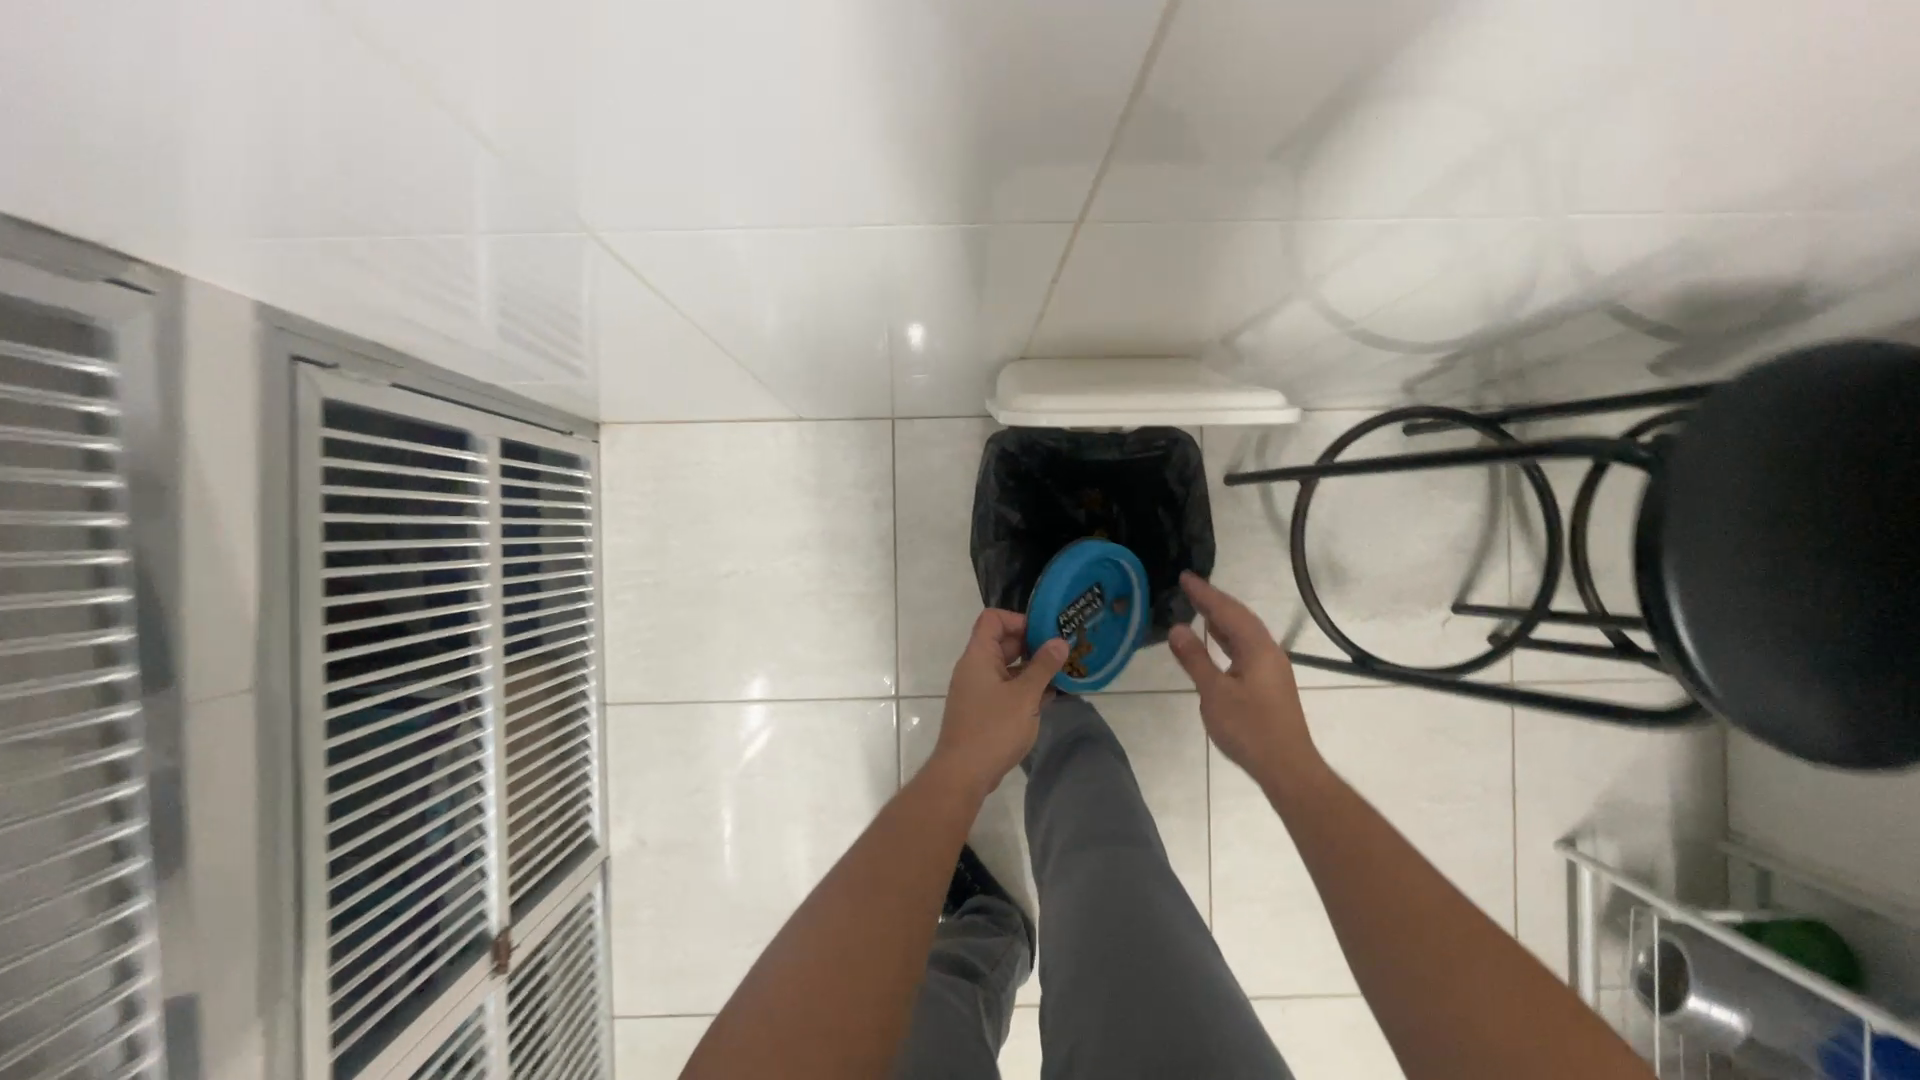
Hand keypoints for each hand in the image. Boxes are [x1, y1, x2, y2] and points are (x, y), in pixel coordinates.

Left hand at [932, 610, 1068, 798]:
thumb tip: (1059, 641)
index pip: (993, 619)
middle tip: (1063, 652)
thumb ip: (1043, 667)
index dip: (1019, 620)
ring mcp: (978, 691)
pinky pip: (1006, 690)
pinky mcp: (983, 711)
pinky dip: (1025, 690)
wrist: (963, 773)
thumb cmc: (993, 729)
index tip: (1045, 633)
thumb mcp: (1025, 696)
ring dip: (1032, 670)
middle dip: (1033, 645)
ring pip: (1007, 669)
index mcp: (978, 656)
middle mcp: (975, 668)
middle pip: (1003, 643)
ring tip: (1063, 675)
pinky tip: (1049, 698)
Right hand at [1166, 572, 1319, 781]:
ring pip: (1244, 634)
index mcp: (1257, 648)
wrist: (1287, 767)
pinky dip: (1228, 639)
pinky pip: (1246, 648)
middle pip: (1240, 618)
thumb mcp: (1214, 694)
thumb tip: (1177, 628)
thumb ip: (1196, 659)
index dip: (1205, 594)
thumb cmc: (1249, 729)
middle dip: (1215, 602)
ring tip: (1199, 608)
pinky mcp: (1269, 684)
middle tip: (1190, 588)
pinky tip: (1217, 643)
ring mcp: (1272, 668)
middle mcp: (1268, 652)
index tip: (1185, 577)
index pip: (1227, 611)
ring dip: (1222, 619)